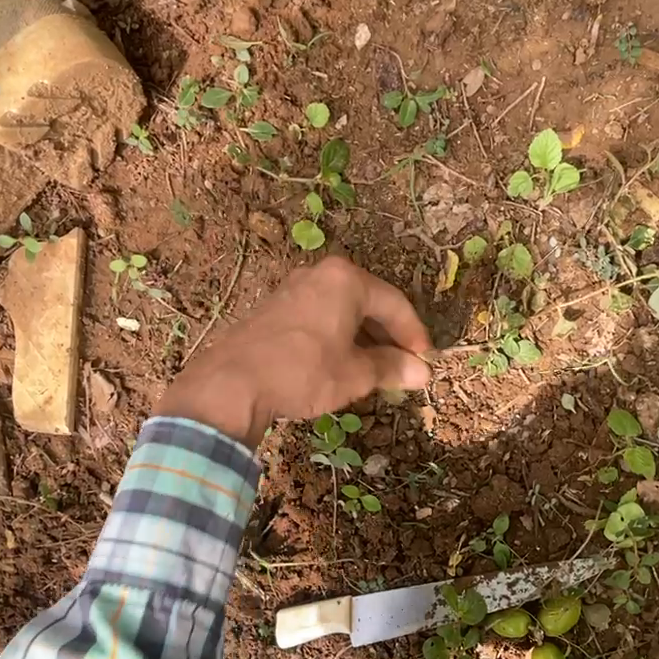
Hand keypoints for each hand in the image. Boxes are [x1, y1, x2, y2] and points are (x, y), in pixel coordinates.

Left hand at [155, 258, 432, 444]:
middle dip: (389, 337)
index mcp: (347, 281)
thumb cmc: (304, 373)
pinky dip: (339, 338)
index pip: (395, 304)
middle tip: (404, 366)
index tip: (425, 360)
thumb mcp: (355, 375)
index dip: (415, 335)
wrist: (233, 383)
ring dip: (364, 339)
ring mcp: (294, 290)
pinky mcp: (275, 309)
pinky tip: (341, 364)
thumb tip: (421, 373)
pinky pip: (321, 318)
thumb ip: (391, 368)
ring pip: (343, 311)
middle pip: (369, 303)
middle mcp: (320, 275)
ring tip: (376, 370)